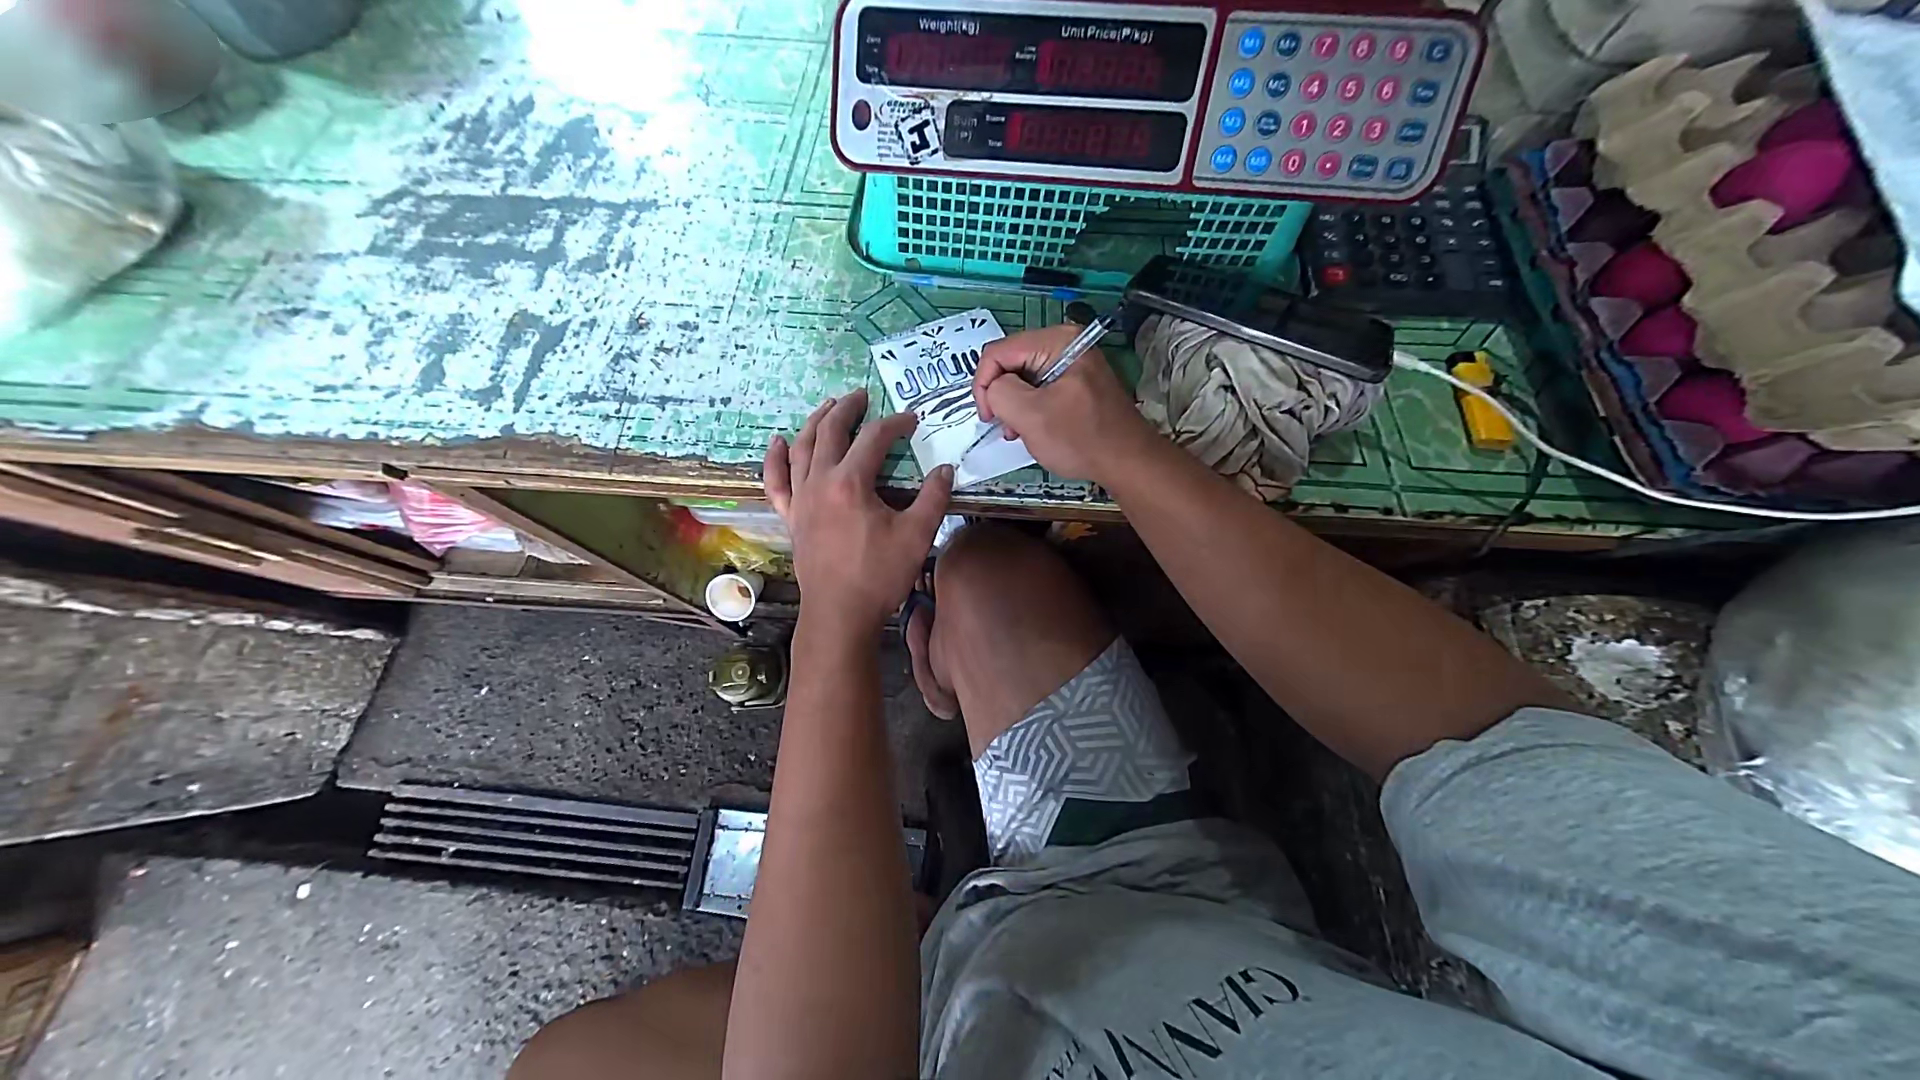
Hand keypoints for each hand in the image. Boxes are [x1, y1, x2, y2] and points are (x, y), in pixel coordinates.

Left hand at [765, 389, 953, 632]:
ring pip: (802, 448)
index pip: (874, 438)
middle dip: (848, 410)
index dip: (895, 424)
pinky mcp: (791, 517)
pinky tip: (778, 442)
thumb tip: (945, 470)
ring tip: (829, 407)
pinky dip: (775, 459)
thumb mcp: (916, 535)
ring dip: (815, 422)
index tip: (912, 421)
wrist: (840, 614)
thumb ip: (933, 498)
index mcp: (850, 483)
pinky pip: (776, 482)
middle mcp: (820, 482)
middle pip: (830, 432)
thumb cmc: (879, 576)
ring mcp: (801, 500)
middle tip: (862, 396)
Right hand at [972, 324, 1160, 484]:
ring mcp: (1074, 363)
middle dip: (1001, 395)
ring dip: (1014, 405)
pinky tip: (1035, 429)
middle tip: (1006, 426)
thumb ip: (1000, 392)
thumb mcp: (1030, 416)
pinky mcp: (1078, 383)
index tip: (988, 416)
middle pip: (1010, 362)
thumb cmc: (1081, 439)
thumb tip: (994, 389)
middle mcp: (1066, 344)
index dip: (984, 384)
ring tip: (1020, 432)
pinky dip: (1031, 408)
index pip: (998, 352)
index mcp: (1057, 341)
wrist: (1128, 462)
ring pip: (1023, 377)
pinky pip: (1040, 388)